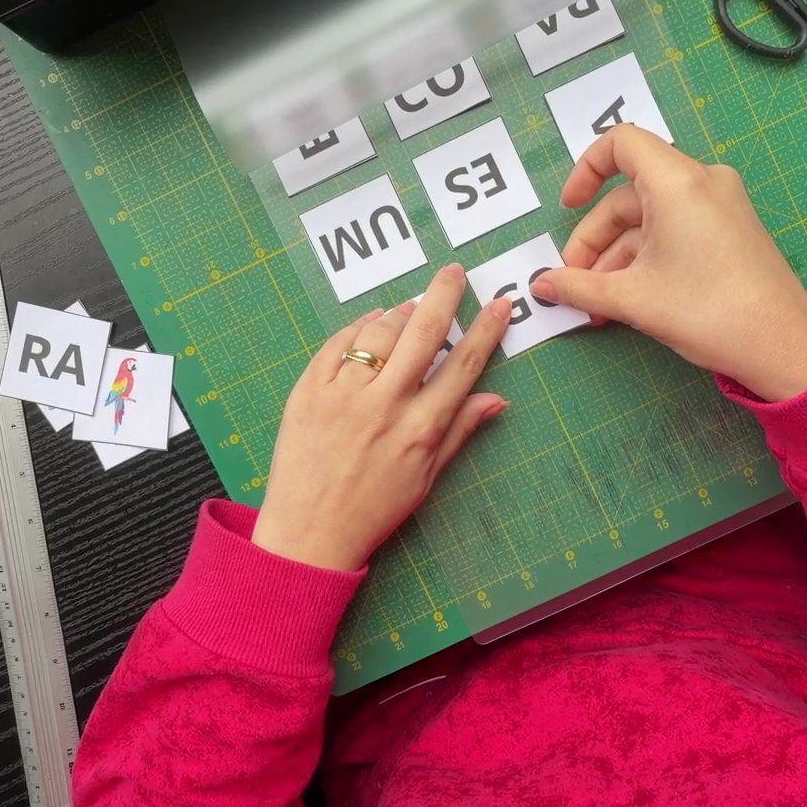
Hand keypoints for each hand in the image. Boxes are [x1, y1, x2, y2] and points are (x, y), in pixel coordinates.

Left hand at [252, 265, 511, 571]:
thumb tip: (497, 399)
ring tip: (409, 306)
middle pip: (422, 334)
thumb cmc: (372, 510)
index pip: (461, 366)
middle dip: (443, 296)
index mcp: (420, 428)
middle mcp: (384, 404)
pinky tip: (368, 324)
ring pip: (379, 333)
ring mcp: (343, 394)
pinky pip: (336, 345)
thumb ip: (459, 432)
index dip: (484, 331)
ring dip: (399, 312)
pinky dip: (355, 329)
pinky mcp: (308, 391)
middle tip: (453, 273)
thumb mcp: (425, 479)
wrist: (308, 533)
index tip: (498, 305)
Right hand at [530, 125, 806, 401]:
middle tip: (575, 283)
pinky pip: (671, 233)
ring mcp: (718, 208)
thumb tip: (541, 285)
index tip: (568, 208)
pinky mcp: (728, 232)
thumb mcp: (631, 299)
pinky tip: (625, 300)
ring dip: (615, 259)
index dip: (585, 169)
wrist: (783, 348)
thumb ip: (578, 287)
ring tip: (597, 305)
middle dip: (594, 240)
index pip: (621, 143)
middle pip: (627, 195)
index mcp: (677, 183)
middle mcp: (701, 184)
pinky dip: (643, 259)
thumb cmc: (707, 311)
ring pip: (647, 220)